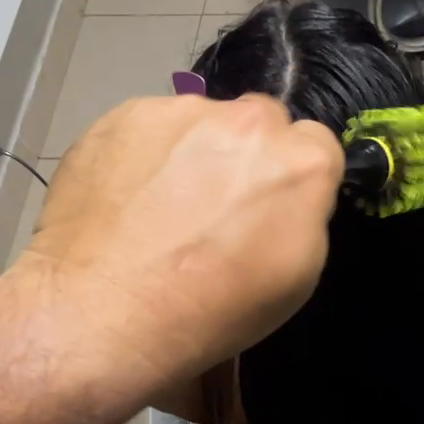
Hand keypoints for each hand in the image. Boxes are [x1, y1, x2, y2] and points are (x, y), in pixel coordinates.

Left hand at [15, 95, 343, 381]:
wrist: (105, 311)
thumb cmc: (214, 311)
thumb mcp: (295, 280)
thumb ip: (304, 216)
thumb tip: (287, 196)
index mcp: (302, 164)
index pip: (318, 145)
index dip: (295, 180)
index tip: (272, 210)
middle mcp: (248, 122)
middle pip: (261, 124)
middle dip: (248, 157)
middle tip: (217, 209)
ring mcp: (182, 112)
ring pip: (202, 123)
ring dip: (194, 154)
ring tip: (162, 210)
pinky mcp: (124, 115)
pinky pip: (150, 128)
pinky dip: (146, 156)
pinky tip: (127, 201)